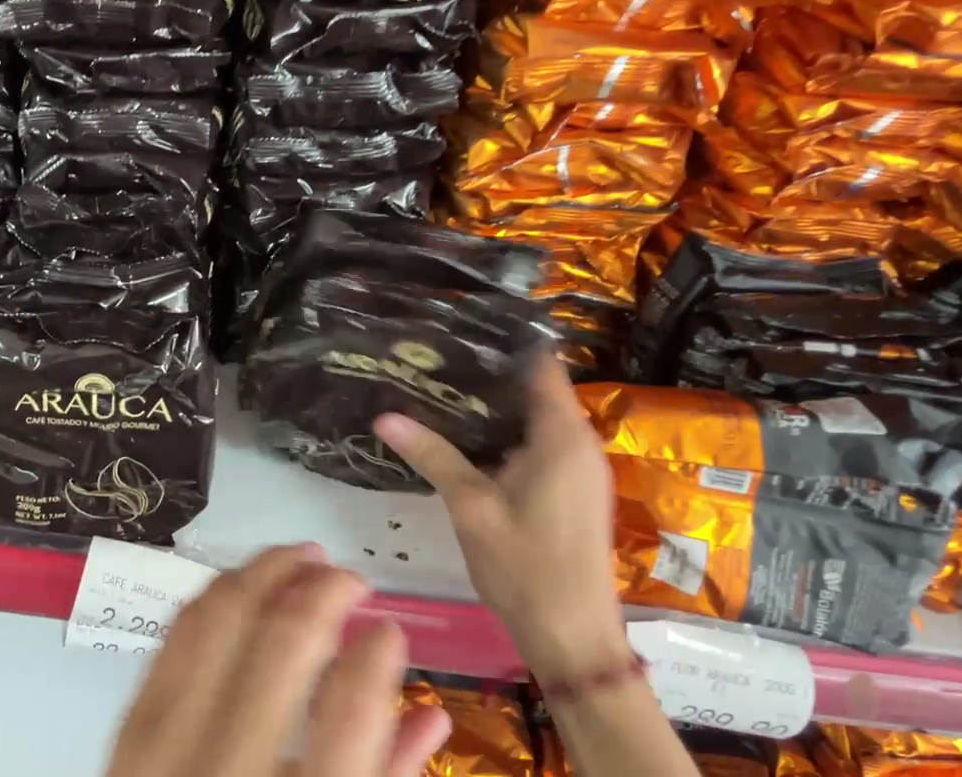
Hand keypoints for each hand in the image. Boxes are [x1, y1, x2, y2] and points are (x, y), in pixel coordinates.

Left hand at [105, 544, 450, 776]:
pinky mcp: (126, 736)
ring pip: (215, 622)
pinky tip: (242, 586)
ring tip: (301, 558)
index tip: (391, 629)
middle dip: (324, 594)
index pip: (348, 716)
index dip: (377, 658)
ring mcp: (162, 750)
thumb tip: (430, 718)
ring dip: (261, 575)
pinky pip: (172, 641)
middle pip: (279, 644)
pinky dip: (212, 601)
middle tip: (351, 579)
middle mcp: (224, 773)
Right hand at [373, 356, 630, 680]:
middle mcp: (578, 444)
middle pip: (535, 389)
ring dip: (493, 404)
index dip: (505, 341)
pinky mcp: (571, 490)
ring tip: (437, 384)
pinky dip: (504, 431)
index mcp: (562, 438)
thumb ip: (431, 455)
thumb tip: (383, 415)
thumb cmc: (525, 566)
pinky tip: (461, 434)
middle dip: (487, 371)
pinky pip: (538, 442)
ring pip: (534, 417)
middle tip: (432, 353)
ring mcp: (578, 469)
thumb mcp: (470, 506)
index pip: (541, 366)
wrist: (572, 637)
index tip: (460, 323)